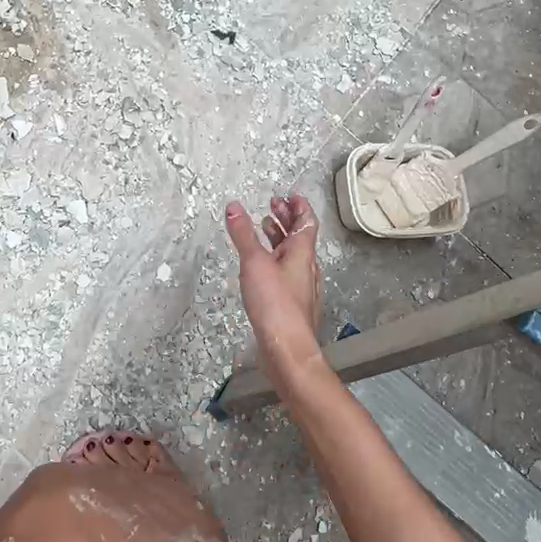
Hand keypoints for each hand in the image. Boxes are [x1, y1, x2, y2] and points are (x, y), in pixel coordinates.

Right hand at [225, 195, 325, 390]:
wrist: (287, 347)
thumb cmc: (275, 301)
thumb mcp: (254, 262)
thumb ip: (243, 233)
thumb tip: (233, 206)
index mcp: (302, 252)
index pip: (306, 221)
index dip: (299, 206)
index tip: (289, 195)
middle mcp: (306, 267)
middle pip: (300, 236)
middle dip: (287, 219)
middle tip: (273, 206)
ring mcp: (302, 286)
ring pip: (293, 254)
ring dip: (281, 238)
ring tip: (265, 229)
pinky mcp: (294, 302)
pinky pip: (288, 270)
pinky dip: (277, 258)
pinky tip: (264, 265)